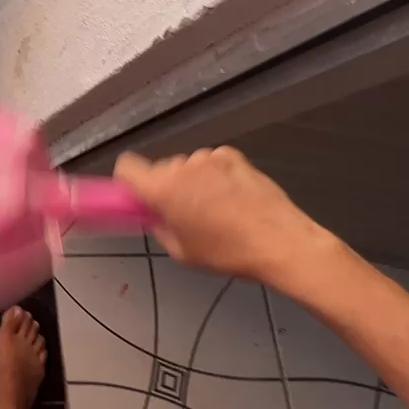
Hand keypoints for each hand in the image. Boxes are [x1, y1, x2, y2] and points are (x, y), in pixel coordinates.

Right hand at [115, 147, 340, 288]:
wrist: (282, 244)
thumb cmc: (228, 253)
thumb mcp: (182, 252)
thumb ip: (160, 227)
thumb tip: (156, 215)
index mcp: (162, 189)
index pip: (127, 166)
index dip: (130, 180)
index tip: (140, 196)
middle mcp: (181, 166)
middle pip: (161, 169)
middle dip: (168, 186)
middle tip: (186, 211)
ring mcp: (208, 157)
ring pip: (188, 167)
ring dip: (193, 181)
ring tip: (217, 206)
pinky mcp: (232, 155)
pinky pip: (211, 163)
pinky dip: (216, 175)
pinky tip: (233, 195)